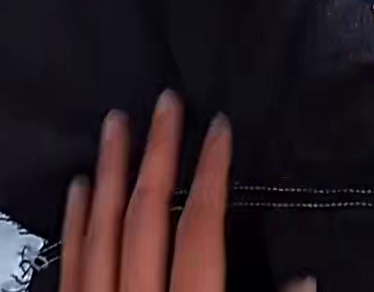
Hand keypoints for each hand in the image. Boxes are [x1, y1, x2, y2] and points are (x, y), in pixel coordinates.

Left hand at [59, 91, 229, 291]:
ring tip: (115, 125)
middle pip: (145, 219)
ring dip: (110, 175)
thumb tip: (304, 269)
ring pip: (99, 237)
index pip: (199, 230)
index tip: (220, 127)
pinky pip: (68, 271)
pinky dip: (73, 227)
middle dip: (158, 154)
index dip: (212, 174)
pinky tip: (78, 190)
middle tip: (165, 102)